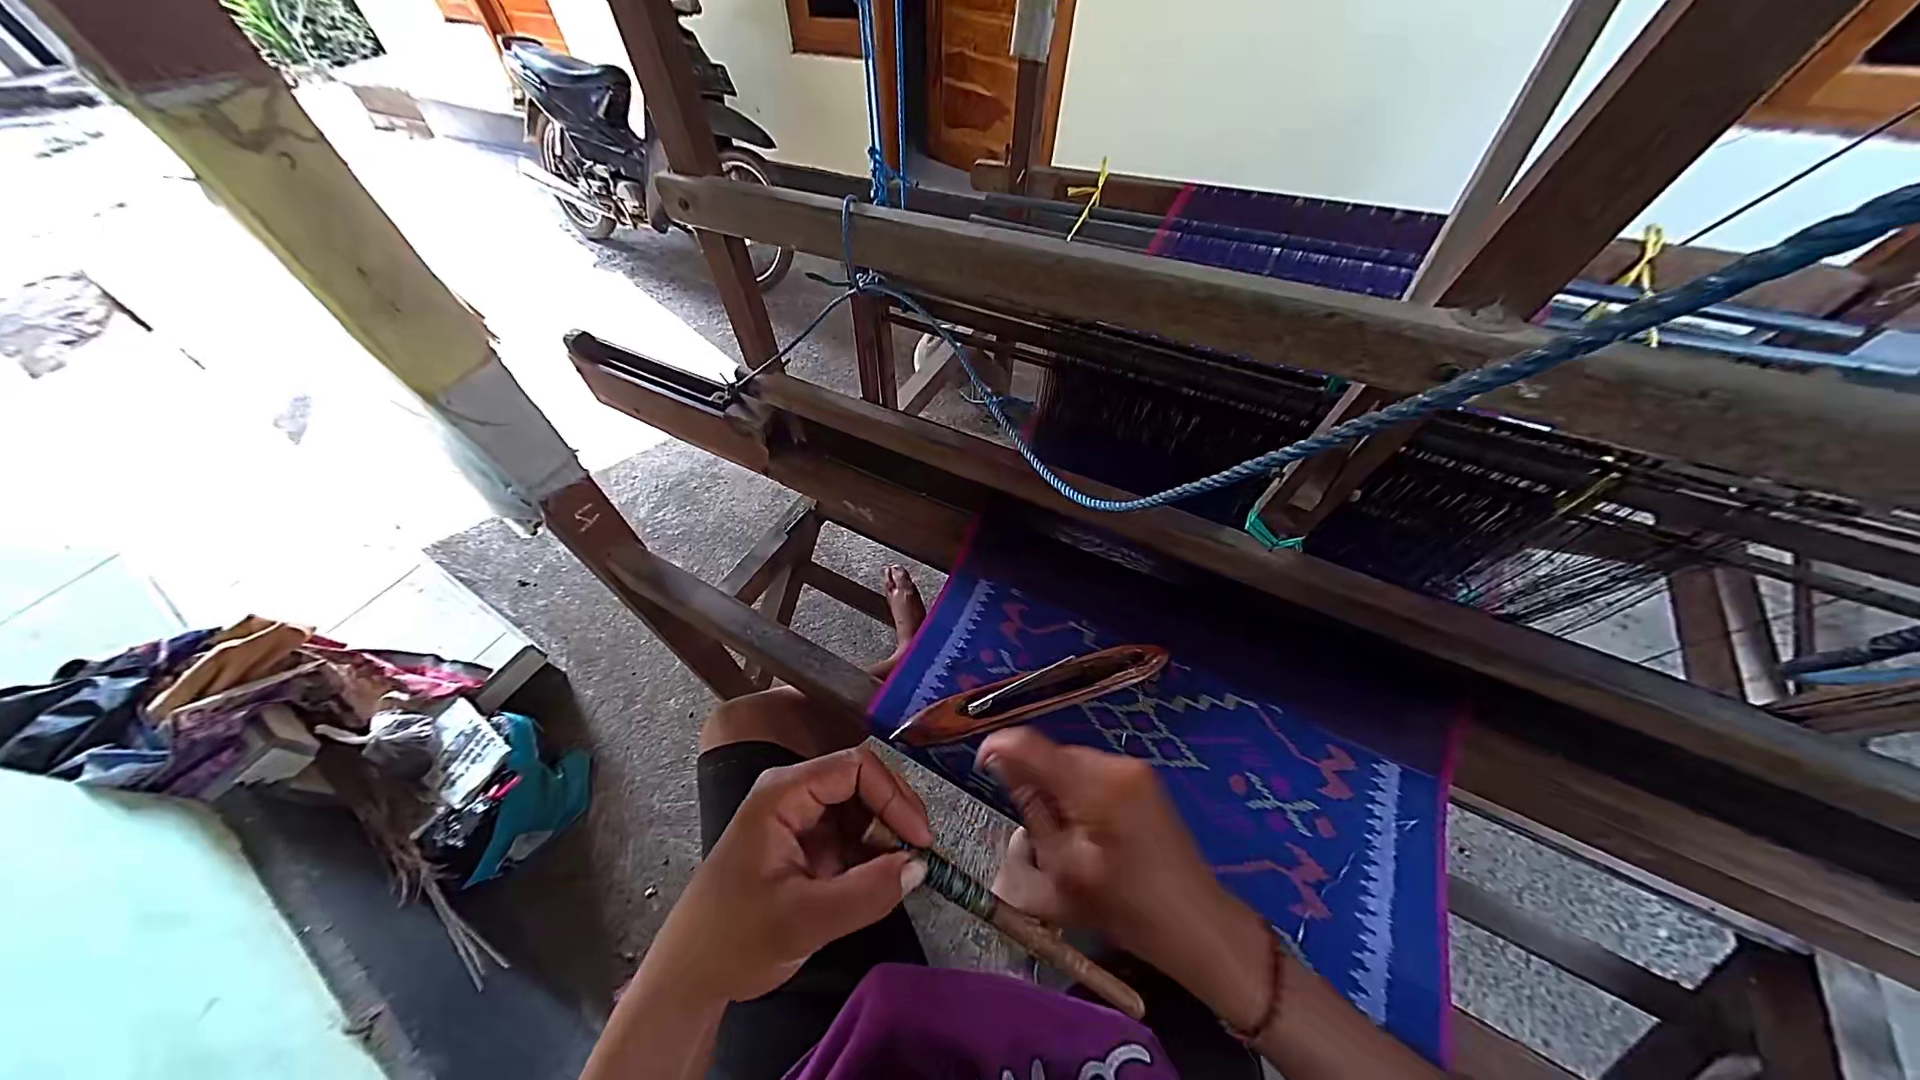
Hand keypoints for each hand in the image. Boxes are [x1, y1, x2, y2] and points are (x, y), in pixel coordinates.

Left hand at [640, 745, 933, 1003]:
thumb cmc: (732, 940)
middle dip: (894, 814)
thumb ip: (866, 893)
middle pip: (861, 781)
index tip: (919, 838)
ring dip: (886, 835)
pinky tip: (877, 880)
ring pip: (861, 808)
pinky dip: (872, 854)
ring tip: (898, 871)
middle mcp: (793, 795)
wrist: (689, 978)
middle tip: (918, 853)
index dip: (893, 795)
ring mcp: (800, 818)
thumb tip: (919, 866)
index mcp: (783, 794)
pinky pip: (851, 835)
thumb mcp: (803, 920)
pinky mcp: (806, 844)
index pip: (855, 767)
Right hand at [980, 728, 1272, 1029]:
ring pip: (1073, 762)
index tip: (981, 763)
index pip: (1032, 744)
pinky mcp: (1144, 778)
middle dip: (1034, 777)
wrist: (1194, 922)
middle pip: (1054, 754)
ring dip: (1057, 785)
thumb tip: (1002, 766)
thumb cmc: (1122, 907)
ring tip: (1062, 830)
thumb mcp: (1061, 869)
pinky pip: (1095, 771)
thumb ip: (1030, 810)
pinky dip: (1080, 789)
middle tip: (1030, 820)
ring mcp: (1134, 768)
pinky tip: (1086, 825)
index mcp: (1093, 785)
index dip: (1000, 747)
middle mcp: (1115, 764)